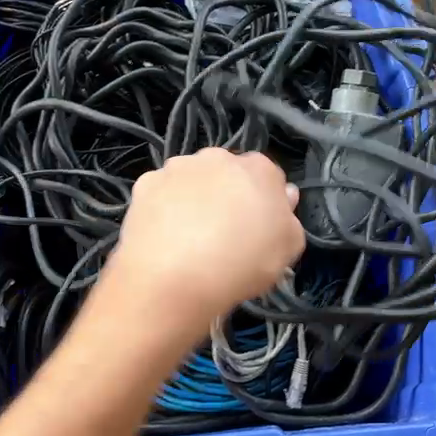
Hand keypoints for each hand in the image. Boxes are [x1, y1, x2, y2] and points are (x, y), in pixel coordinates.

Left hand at [105, 148, 304, 335]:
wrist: (173, 277)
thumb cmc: (241, 263)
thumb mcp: (288, 249)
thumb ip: (290, 219)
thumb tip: (284, 197)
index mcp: (259, 168)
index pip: (269, 178)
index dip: (266, 203)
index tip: (260, 228)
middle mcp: (217, 157)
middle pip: (229, 174)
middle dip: (229, 195)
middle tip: (226, 234)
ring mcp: (177, 167)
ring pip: (192, 179)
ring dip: (194, 198)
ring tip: (191, 238)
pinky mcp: (145, 184)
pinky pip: (161, 193)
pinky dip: (164, 208)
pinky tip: (165, 236)